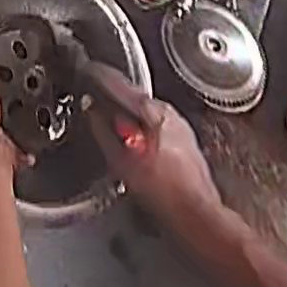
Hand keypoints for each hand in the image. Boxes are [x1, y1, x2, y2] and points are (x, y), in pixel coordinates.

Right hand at [82, 62, 223, 230]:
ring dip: (127, 113)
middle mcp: (169, 111)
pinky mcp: (184, 138)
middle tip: (96, 98)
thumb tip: (91, 112)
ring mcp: (179, 124)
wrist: (197, 216)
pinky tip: (134, 141)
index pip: (120, 84)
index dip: (100, 76)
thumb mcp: (121, 162)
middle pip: (134, 95)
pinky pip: (156, 122)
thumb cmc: (164, 193)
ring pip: (145, 110)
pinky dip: (141, 125)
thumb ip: (102, 132)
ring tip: (112, 124)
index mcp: (153, 111)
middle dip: (114, 97)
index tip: (88, 71)